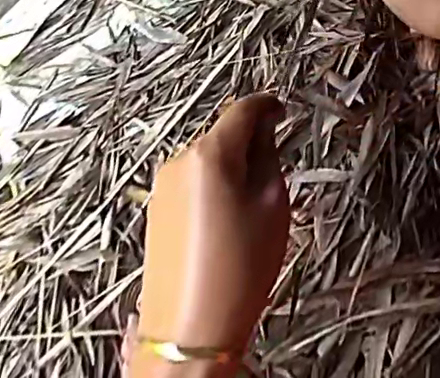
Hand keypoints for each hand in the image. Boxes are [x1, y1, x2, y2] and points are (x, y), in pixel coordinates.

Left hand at [134, 95, 290, 368]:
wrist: (190, 333)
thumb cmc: (239, 267)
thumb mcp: (272, 200)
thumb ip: (268, 153)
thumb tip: (265, 127)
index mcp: (211, 153)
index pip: (242, 109)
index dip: (267, 105)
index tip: (282, 111)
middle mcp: (180, 161)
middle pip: (223, 133)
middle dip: (249, 140)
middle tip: (275, 164)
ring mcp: (163, 187)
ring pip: (208, 157)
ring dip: (231, 164)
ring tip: (251, 201)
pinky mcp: (156, 211)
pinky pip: (192, 181)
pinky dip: (213, 185)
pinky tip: (227, 218)